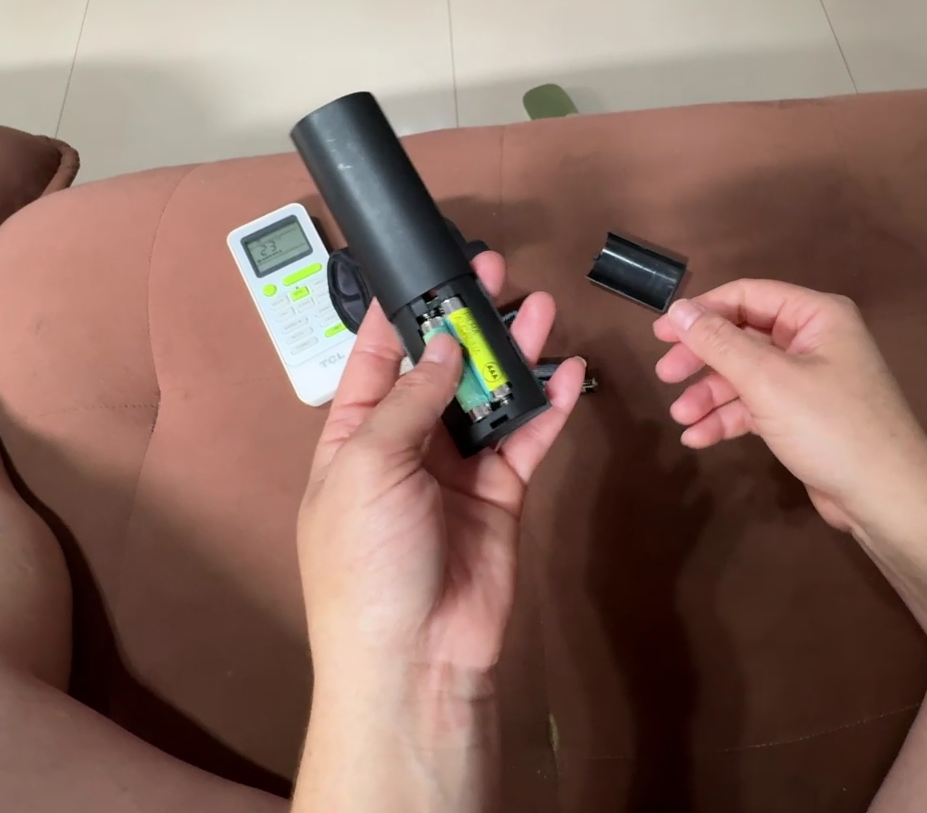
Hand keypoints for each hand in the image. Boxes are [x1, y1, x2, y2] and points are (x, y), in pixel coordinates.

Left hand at [297, 251, 585, 691]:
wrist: (417, 656)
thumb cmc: (368, 560)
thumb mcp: (369, 467)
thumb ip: (411, 400)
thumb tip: (444, 347)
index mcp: (357, 435)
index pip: (376, 359)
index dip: (398, 314)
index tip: (423, 271)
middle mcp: (408, 444)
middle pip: (444, 368)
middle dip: (468, 322)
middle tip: (494, 273)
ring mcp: (459, 467)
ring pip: (491, 395)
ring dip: (515, 354)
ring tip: (540, 307)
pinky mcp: (503, 490)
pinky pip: (528, 437)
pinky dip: (548, 405)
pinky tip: (569, 371)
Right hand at [652, 280, 926, 534]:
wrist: (887, 498)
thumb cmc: (830, 426)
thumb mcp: (767, 380)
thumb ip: (718, 342)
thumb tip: (677, 309)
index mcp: (815, 316)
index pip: (747, 296)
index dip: (701, 311)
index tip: (661, 334)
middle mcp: (813, 340)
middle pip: (742, 336)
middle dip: (702, 359)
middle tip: (665, 376)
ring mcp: (808, 380)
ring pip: (745, 375)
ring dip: (711, 395)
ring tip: (681, 418)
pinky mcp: (802, 416)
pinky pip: (756, 406)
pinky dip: (728, 418)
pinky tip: (699, 438)